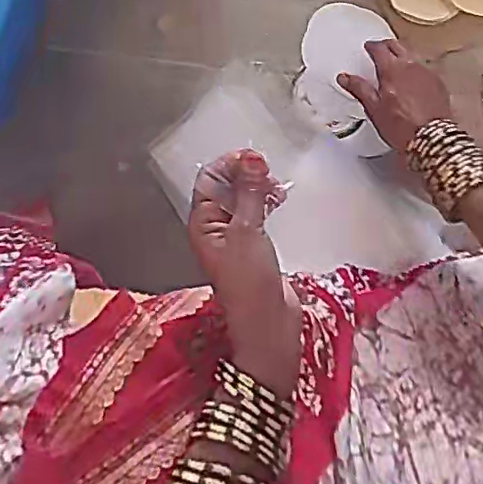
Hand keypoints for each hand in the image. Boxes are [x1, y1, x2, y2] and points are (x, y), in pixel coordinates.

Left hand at [189, 149, 299, 397]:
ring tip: (277, 189)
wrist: (268, 325)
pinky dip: (267, 199)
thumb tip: (252, 158)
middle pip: (227, 184)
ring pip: (243, 196)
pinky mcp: (253, 242)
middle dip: (247, 173)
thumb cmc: (250, 282)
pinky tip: (279, 199)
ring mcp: (235, 234)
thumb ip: (250, 192)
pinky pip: (256, 209)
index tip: (255, 159)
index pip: (210, 178)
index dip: (231, 163)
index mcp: (203, 222)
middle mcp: (215, 225)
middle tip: (268, 174)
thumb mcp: (248, 232)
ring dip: (259, 185)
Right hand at [337, 39, 453, 154]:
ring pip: (412, 56)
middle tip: (380, 50)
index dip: (372, 46)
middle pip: (397, 46)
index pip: (379, 48)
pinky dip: (416, 70)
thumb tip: (345, 77)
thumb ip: (359, 88)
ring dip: (402, 56)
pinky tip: (413, 80)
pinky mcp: (438, 83)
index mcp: (392, 69)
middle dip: (387, 46)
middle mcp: (411, 66)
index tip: (369, 47)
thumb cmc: (402, 126)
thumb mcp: (374, 108)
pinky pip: (424, 69)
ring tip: (396, 64)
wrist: (431, 138)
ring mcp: (427, 73)